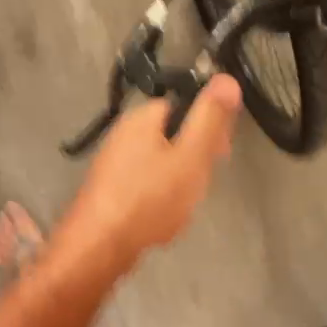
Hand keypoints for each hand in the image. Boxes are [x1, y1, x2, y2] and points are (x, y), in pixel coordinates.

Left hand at [55, 75, 241, 268]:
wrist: (99, 247)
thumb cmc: (149, 199)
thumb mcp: (190, 156)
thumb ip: (209, 119)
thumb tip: (227, 78)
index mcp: (141, 119)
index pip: (183, 106)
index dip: (206, 127)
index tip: (219, 153)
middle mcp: (122, 135)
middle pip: (171, 137)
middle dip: (192, 161)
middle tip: (198, 184)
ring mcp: (113, 165)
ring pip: (160, 166)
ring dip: (177, 184)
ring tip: (180, 206)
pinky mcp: (110, 193)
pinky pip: (145, 188)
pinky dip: (158, 201)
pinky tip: (161, 222)